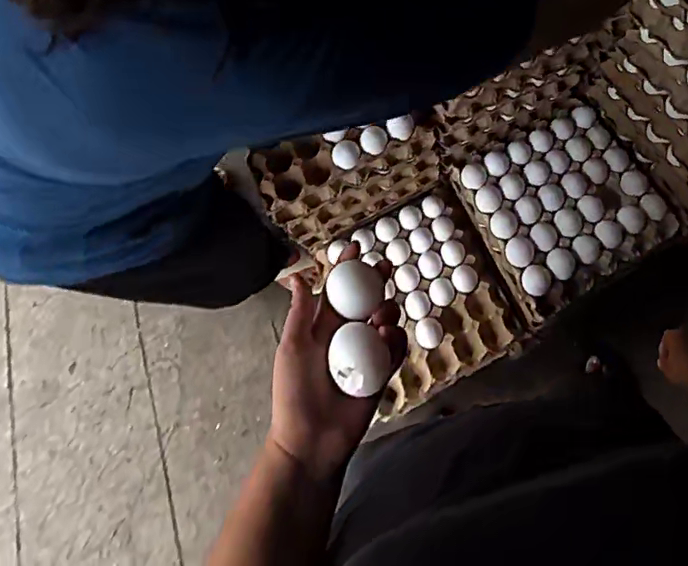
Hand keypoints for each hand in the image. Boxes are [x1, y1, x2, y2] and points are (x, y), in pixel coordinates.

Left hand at [267, 244, 405, 483]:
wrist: (311, 440)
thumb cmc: (294, 393)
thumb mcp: (291, 348)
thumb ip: (300, 313)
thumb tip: (299, 277)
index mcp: (324, 325)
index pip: (338, 289)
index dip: (346, 267)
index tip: (355, 247)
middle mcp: (348, 334)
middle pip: (367, 298)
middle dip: (376, 279)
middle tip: (383, 267)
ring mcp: (366, 352)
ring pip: (385, 318)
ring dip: (386, 309)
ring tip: (380, 316)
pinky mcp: (382, 371)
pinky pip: (396, 348)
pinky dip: (396, 338)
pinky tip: (387, 337)